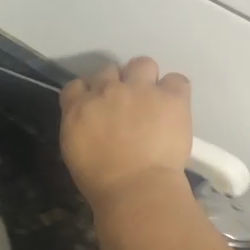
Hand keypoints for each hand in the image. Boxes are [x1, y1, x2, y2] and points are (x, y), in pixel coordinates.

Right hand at [59, 57, 192, 211]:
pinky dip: (173, 90)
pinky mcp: (172, 96)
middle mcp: (107, 90)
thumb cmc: (98, 178)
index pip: (76, 85)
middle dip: (114, 83)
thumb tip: (90, 120)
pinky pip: (175, 79)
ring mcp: (141, 90)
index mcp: (78, 107)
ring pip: (141, 64)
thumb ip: (79, 126)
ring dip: (143, 77)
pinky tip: (172, 106)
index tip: (93, 104)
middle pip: (108, 70)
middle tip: (123, 103)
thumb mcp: (74, 149)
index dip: (86, 92)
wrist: (135, 185)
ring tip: (149, 97)